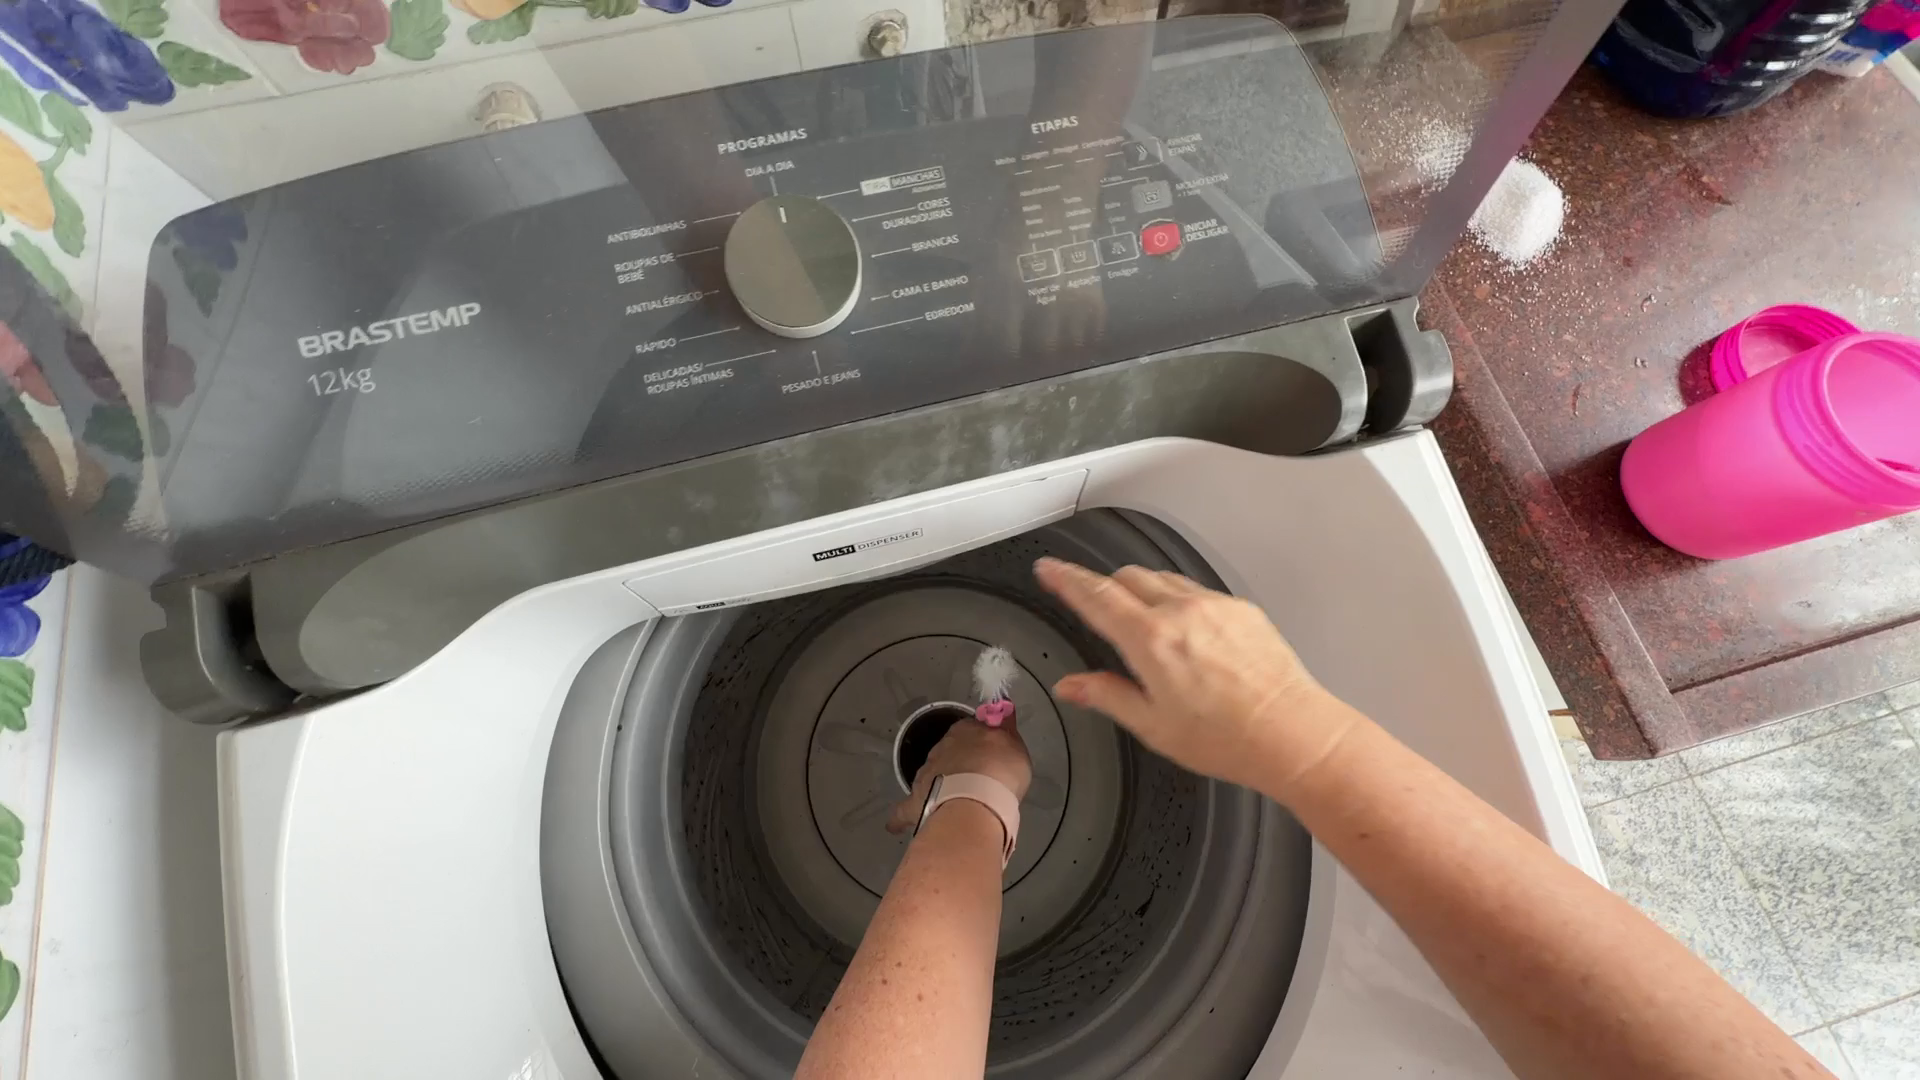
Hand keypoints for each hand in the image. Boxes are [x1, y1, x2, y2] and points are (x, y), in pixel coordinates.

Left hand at [887, 719, 1031, 833]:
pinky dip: (901, 817)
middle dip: (959, 764)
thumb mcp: (1015, 745)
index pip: (971, 729)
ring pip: (930, 776)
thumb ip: (1006, 731)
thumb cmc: (1001, 772)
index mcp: (965, 730)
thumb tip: (1002, 716)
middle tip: (977, 782)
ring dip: (939, 785)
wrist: (976, 802)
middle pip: (949, 753)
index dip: (981, 742)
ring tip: (953, 804)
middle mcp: (941, 747)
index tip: (991, 755)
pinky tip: (897, 825)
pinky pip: (905, 810)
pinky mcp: (915, 801)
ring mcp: (925, 773)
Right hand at [1033, 557, 1361, 797]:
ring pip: (1161, 578)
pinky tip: (1184, 631)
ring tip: (1141, 622)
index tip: (1049, 568)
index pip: (1096, 596)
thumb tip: (1071, 685)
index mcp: (1151, 640)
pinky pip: (1195, 589)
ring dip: (1140, 589)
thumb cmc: (1228, 739)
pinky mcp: (1240, 608)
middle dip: (1102, 586)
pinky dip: (1176, 599)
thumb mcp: (1152, 725)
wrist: (1294, 735)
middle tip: (1093, 604)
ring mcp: (1214, 605)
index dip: (1066, 579)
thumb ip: (1106, 695)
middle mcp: (1181, 612)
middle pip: (1126, 577)